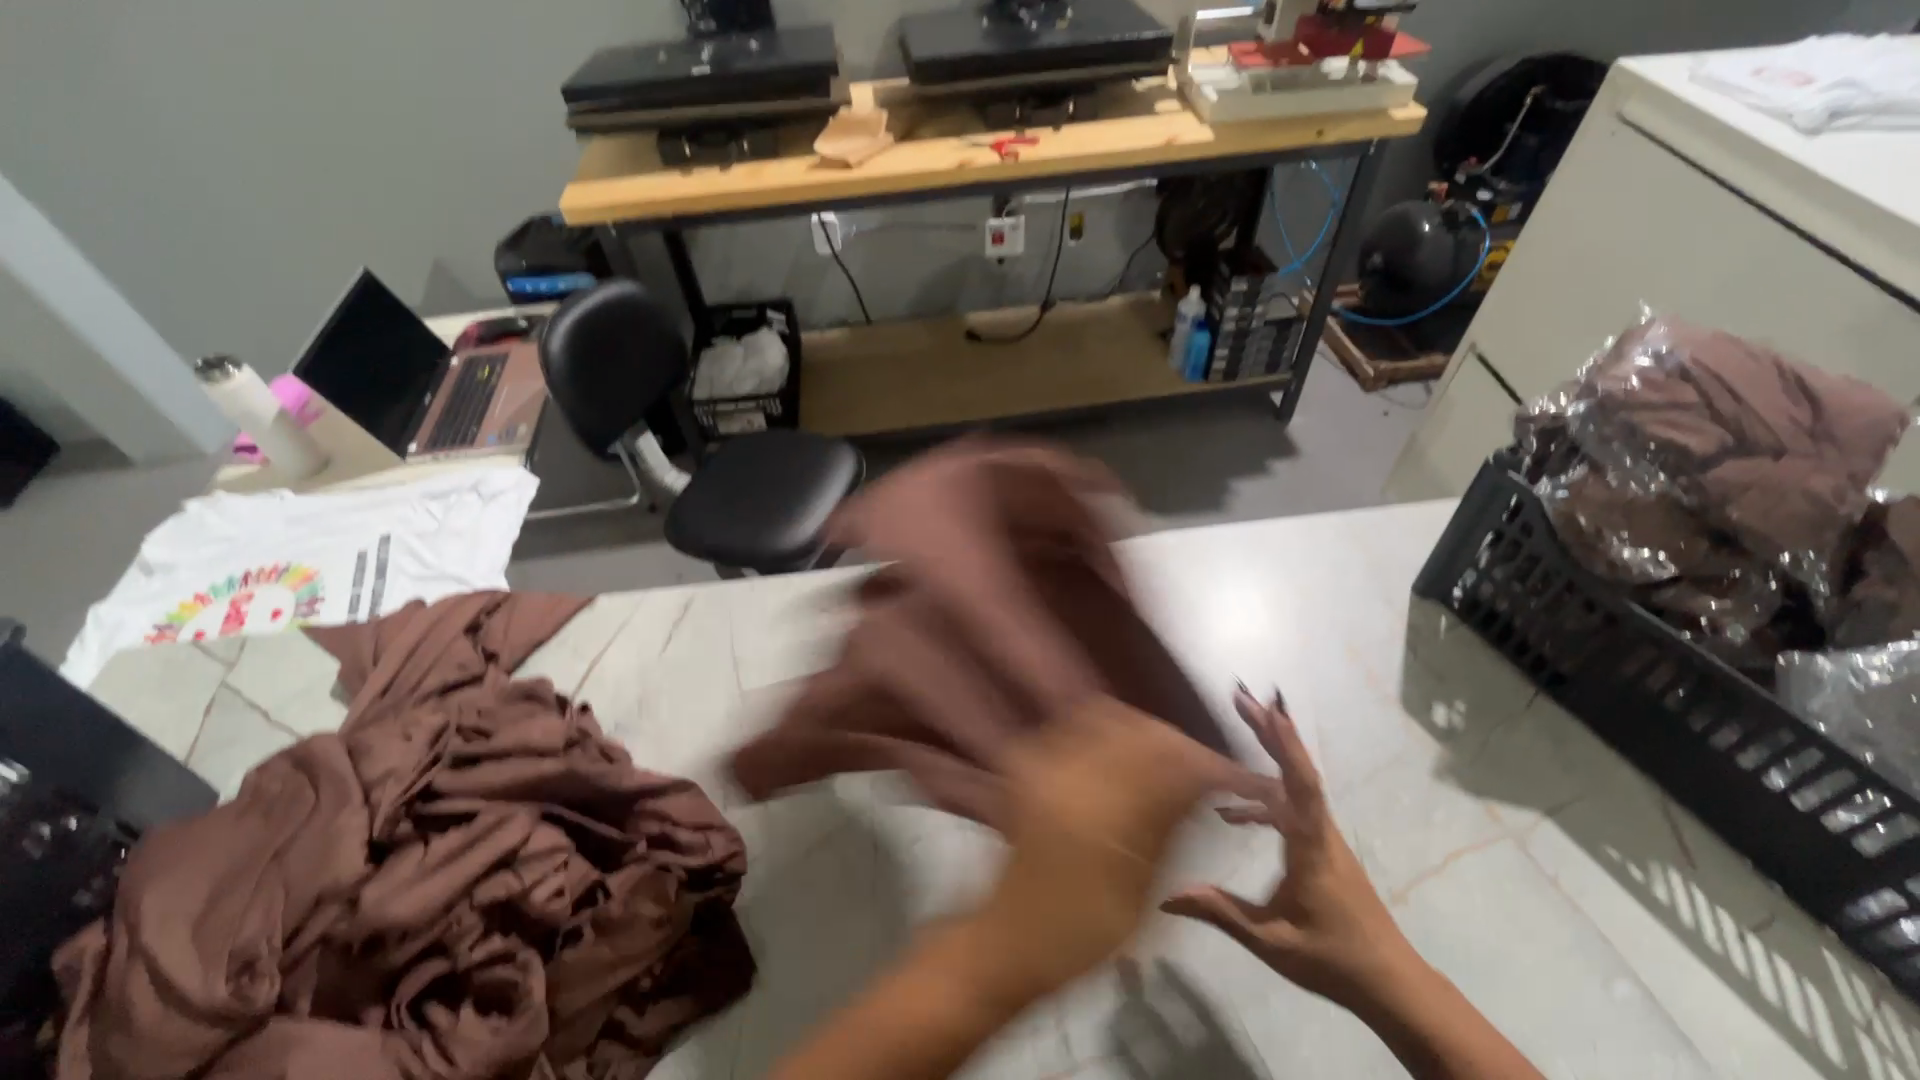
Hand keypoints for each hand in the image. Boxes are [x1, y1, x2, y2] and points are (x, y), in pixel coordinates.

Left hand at [960, 696, 1259, 1008]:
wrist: (1008, 940)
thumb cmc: (1080, 931)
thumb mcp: (1138, 889)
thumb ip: (1168, 824)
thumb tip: (1208, 781)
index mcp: (1095, 809)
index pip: (1165, 758)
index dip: (1207, 762)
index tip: (1237, 776)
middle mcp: (1062, 771)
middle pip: (1137, 727)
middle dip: (1178, 744)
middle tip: (1204, 770)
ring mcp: (1037, 761)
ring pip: (1107, 716)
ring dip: (1146, 735)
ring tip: (1171, 764)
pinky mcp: (1024, 762)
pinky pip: (1077, 726)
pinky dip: (1113, 735)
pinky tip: (1133, 762)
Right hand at [1161, 688, 1422, 1012]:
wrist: (1388, 982)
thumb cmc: (1331, 958)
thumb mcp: (1270, 941)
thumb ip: (1220, 912)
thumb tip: (1167, 896)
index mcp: (1310, 848)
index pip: (1300, 786)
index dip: (1285, 745)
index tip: (1270, 709)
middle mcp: (1321, 833)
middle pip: (1297, 771)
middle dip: (1271, 731)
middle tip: (1242, 697)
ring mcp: (1324, 840)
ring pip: (1295, 787)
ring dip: (1268, 755)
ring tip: (1238, 730)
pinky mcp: (1322, 850)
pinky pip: (1291, 810)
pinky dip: (1262, 800)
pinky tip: (1232, 815)